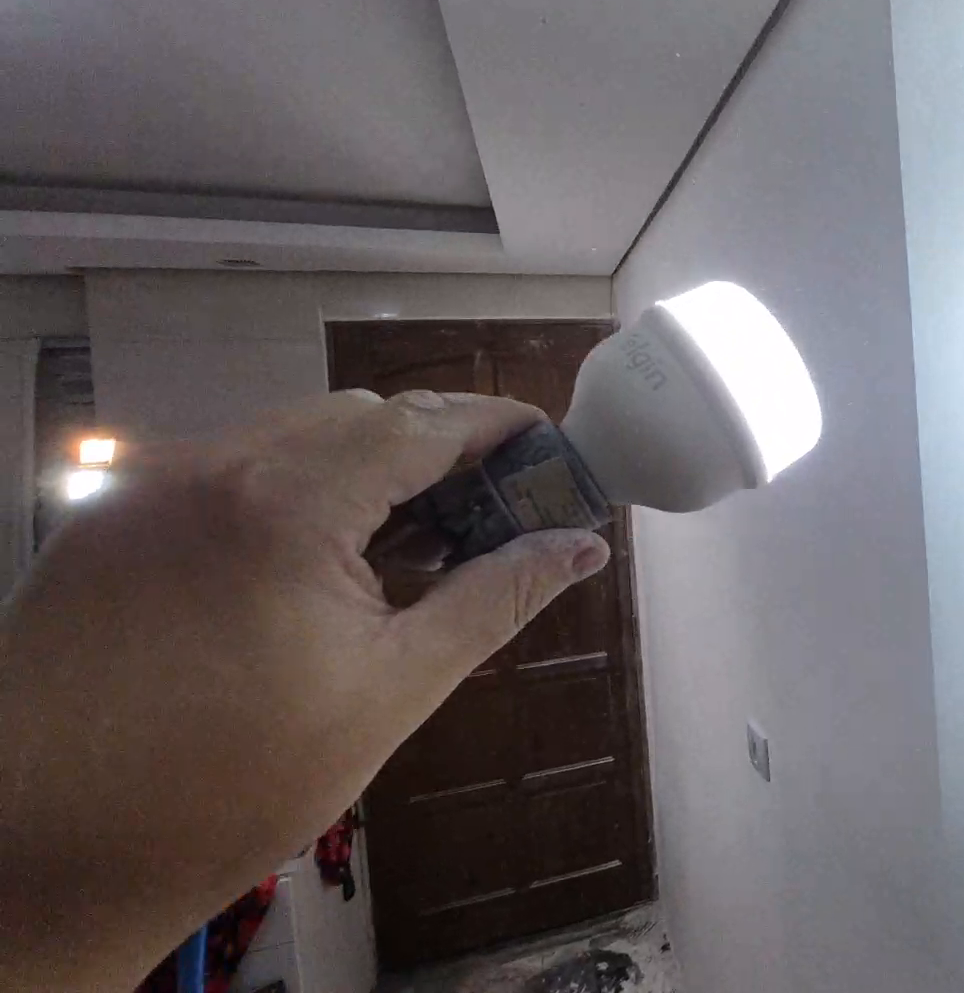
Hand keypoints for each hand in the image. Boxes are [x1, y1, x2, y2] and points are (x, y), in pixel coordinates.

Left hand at [0, 390, 610, 991]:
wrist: (30, 871)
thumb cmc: (237, 781)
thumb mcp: (398, 685)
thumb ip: (500, 595)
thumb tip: (585, 545)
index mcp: (281, 506)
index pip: (423, 423)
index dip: (500, 426)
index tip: (553, 451)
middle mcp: (204, 472)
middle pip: (365, 415)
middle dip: (447, 447)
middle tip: (500, 508)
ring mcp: (145, 493)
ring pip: (303, 435)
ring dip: (382, 466)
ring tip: (429, 538)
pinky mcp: (113, 525)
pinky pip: (244, 470)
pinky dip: (317, 488)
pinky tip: (342, 557)